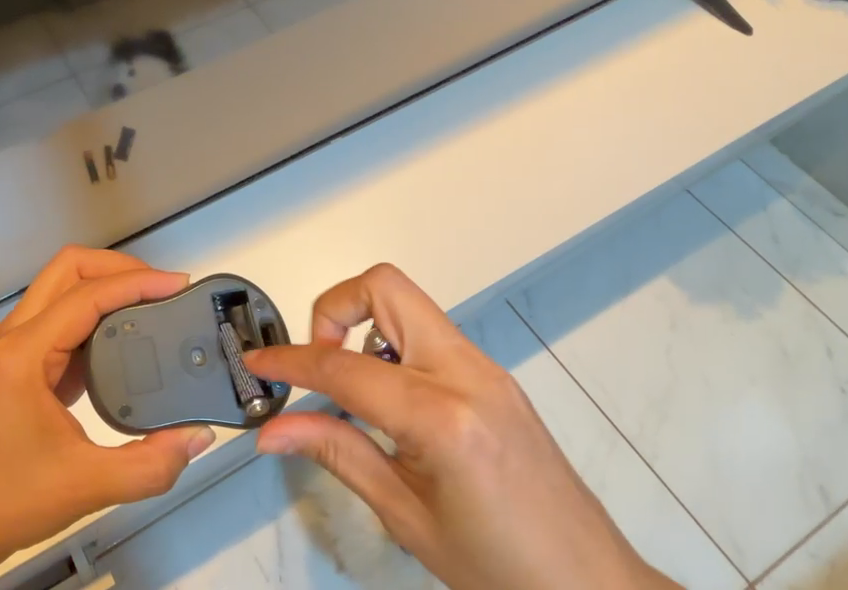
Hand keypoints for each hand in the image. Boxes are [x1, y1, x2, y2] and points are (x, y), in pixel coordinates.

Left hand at [0, 247, 214, 589]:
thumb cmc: (14, 500)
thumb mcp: (89, 485)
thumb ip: (152, 464)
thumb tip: (199, 435)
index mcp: (25, 353)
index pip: (86, 295)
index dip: (135, 283)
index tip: (179, 285)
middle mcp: (16, 336)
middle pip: (68, 268)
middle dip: (118, 266)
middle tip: (163, 288)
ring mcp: (15, 346)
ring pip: (62, 286)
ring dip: (105, 284)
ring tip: (152, 304)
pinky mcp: (22, 361)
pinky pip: (60, 316)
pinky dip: (95, 311)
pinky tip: (127, 336)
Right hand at [245, 264, 674, 589]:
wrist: (590, 586)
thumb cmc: (500, 567)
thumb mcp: (405, 516)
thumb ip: (337, 453)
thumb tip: (273, 431)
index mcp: (441, 417)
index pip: (343, 366)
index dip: (289, 361)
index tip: (257, 364)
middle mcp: (466, 374)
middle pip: (383, 288)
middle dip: (332, 308)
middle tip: (316, 362)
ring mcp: (485, 369)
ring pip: (407, 302)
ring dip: (363, 325)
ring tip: (350, 388)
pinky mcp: (494, 376)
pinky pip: (428, 333)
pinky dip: (391, 345)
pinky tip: (387, 402)